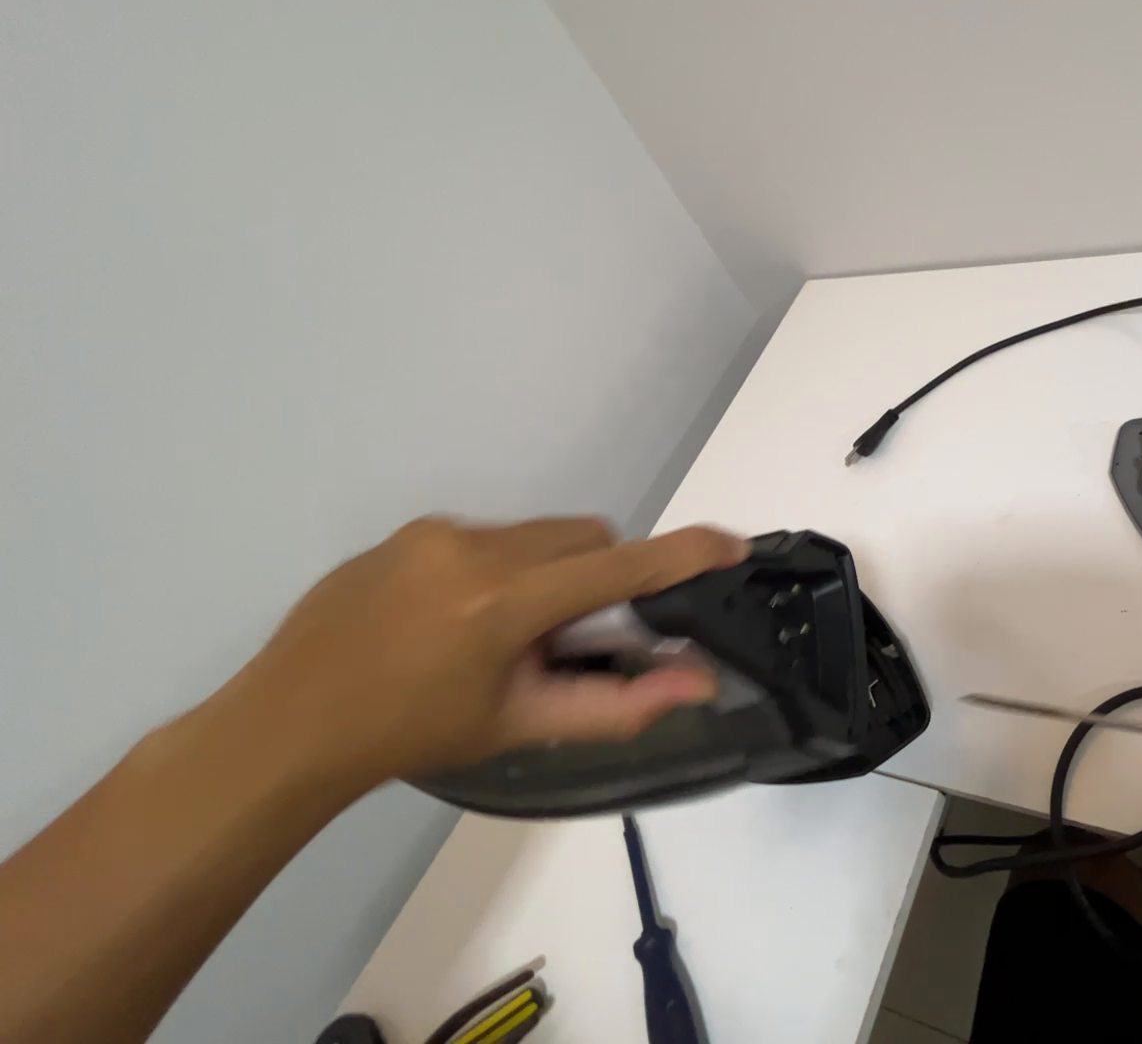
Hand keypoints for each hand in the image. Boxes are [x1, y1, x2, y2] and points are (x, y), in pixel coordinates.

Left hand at [202, 517, 747, 789]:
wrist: (285, 729)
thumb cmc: (414, 735)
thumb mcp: (524, 724)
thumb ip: (622, 704)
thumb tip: (700, 684)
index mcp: (504, 602)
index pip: (619, 566)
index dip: (684, 554)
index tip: (734, 544)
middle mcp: (474, 549)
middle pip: (588, 537)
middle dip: (602, 575)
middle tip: (570, 634)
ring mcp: (435, 532)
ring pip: (542, 533)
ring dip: (553, 571)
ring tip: (505, 629)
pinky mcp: (408, 530)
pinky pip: (492, 535)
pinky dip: (506, 567)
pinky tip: (460, 616)